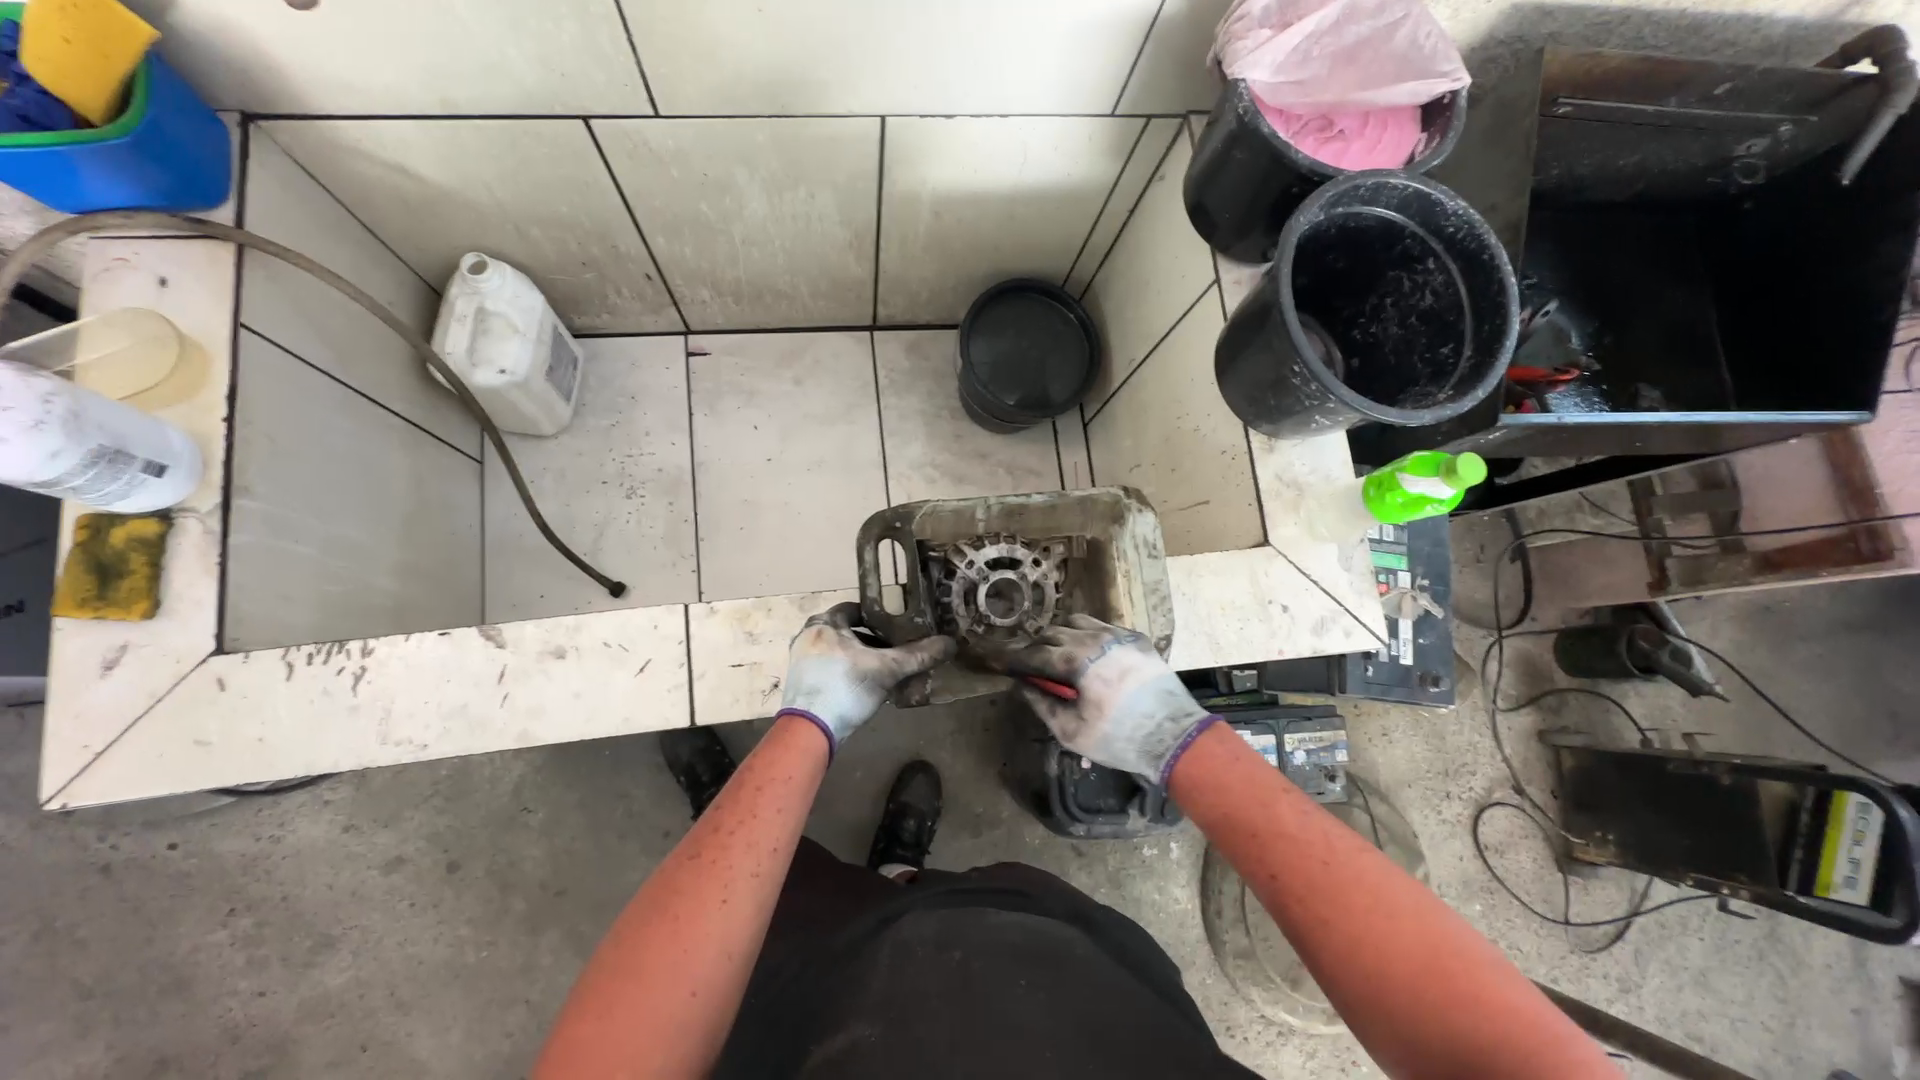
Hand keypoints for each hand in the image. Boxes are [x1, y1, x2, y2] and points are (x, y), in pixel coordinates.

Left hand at [778, 602, 954, 755]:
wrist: (809, 731)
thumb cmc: (845, 688)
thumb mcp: (886, 669)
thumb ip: (917, 656)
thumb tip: (950, 643)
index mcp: (824, 623)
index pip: (855, 609)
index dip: (878, 615)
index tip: (898, 625)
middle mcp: (809, 636)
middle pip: (848, 631)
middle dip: (873, 639)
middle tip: (897, 648)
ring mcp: (802, 661)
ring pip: (840, 651)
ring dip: (862, 657)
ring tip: (887, 668)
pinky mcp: (802, 683)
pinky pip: (831, 668)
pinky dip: (849, 672)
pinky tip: (868, 686)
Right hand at [995, 615, 1216, 782]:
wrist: (1175, 737)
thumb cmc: (1119, 738)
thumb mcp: (1070, 731)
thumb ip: (1042, 704)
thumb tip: (1024, 686)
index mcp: (1076, 659)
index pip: (1035, 653)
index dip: (1016, 660)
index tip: (1004, 665)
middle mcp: (1095, 638)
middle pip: (1054, 632)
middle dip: (1037, 647)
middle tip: (1030, 665)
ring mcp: (1119, 635)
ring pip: (1078, 622)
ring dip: (1062, 635)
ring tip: (1058, 655)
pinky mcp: (1137, 640)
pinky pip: (1104, 627)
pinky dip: (1088, 636)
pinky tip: (1088, 654)